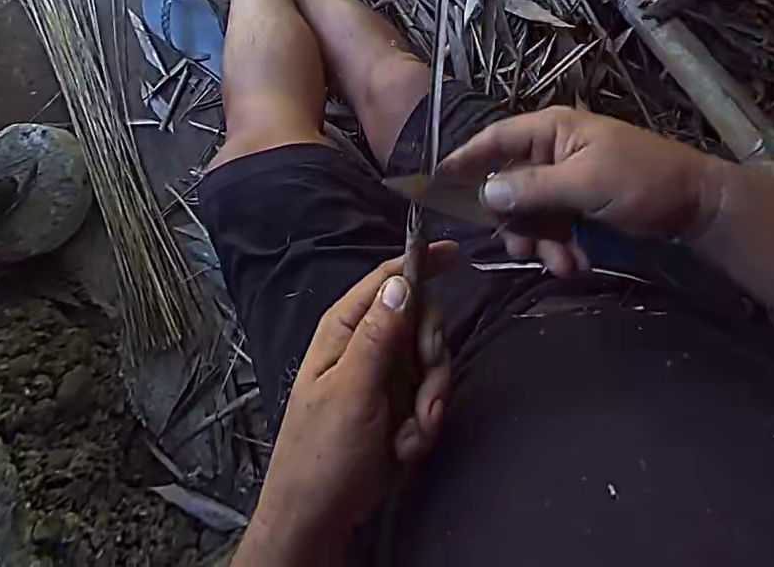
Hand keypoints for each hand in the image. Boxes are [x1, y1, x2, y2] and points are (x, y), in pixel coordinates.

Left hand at [236, 242, 455, 565]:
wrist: (318, 520)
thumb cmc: (323, 453)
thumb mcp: (351, 392)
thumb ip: (377, 335)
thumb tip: (401, 282)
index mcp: (346, 327)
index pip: (387, 279)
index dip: (421, 262)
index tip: (455, 254)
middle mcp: (367, 341)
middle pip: (420, 319)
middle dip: (431, 357)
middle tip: (426, 394)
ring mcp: (383, 371)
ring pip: (431, 358)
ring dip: (429, 398)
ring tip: (410, 434)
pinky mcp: (397, 399)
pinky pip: (429, 391)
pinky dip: (424, 420)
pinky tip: (405, 445)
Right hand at [437, 107, 723, 274]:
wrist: (696, 207)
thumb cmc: (642, 180)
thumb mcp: (587, 183)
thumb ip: (534, 188)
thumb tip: (486, 194)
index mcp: (552, 130)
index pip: (496, 139)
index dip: (466, 159)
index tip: (436, 183)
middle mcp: (552, 151)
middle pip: (510, 185)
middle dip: (516, 222)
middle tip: (523, 250)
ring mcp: (565, 179)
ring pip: (530, 212)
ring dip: (540, 241)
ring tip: (562, 264)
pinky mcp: (579, 204)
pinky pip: (552, 225)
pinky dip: (558, 246)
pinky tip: (575, 263)